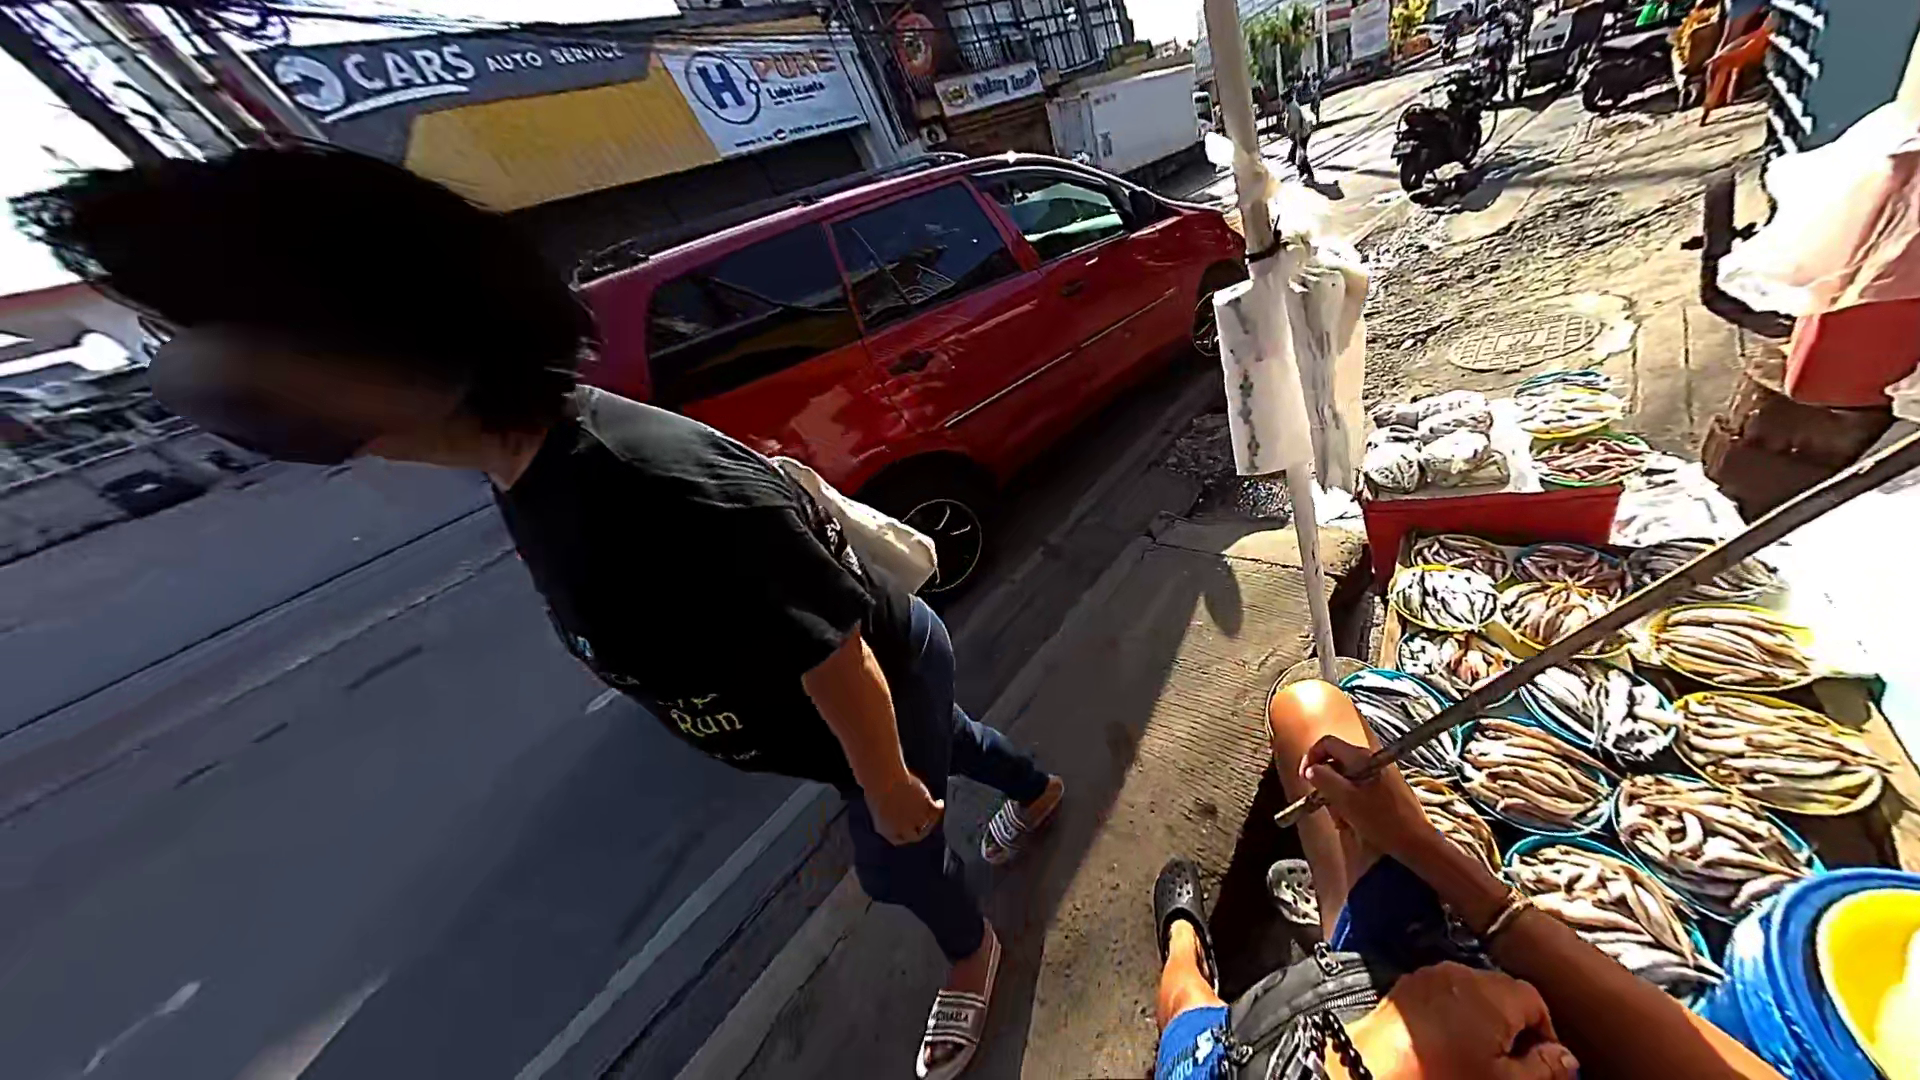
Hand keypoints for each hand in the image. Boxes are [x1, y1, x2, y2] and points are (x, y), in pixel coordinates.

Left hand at [867, 769, 943, 845]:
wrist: (885, 779)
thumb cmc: (876, 787)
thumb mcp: (878, 806)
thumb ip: (887, 815)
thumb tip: (896, 811)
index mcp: (887, 831)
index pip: (899, 839)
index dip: (905, 833)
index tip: (910, 827)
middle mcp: (903, 829)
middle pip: (916, 836)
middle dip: (921, 830)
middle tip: (925, 824)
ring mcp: (916, 820)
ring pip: (928, 824)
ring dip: (932, 819)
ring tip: (935, 813)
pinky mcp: (926, 808)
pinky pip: (936, 812)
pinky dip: (940, 808)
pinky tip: (940, 803)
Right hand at [1300, 735, 1441, 863]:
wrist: (1419, 846)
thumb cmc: (1382, 821)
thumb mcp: (1344, 799)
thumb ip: (1322, 779)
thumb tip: (1310, 770)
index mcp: (1361, 757)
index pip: (1326, 743)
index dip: (1311, 757)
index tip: (1305, 777)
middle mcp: (1372, 760)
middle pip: (1336, 761)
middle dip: (1326, 781)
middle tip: (1323, 800)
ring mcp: (1382, 775)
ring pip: (1346, 777)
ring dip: (1338, 795)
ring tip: (1341, 816)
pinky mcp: (1388, 790)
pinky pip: (1359, 788)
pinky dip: (1351, 801)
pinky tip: (1354, 819)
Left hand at [1341, 963, 1578, 1079]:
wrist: (1383, 1065)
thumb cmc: (1445, 1073)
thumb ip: (1546, 1068)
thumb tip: (1564, 1056)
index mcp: (1487, 992)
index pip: (1534, 998)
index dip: (1547, 1032)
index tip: (1546, 1062)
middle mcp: (1456, 973)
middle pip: (1503, 991)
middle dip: (1516, 1024)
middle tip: (1516, 1062)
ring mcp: (1429, 975)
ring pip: (1474, 990)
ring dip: (1486, 1017)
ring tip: (1484, 1054)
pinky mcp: (1409, 983)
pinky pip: (1447, 991)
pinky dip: (1458, 1011)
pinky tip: (1453, 1041)